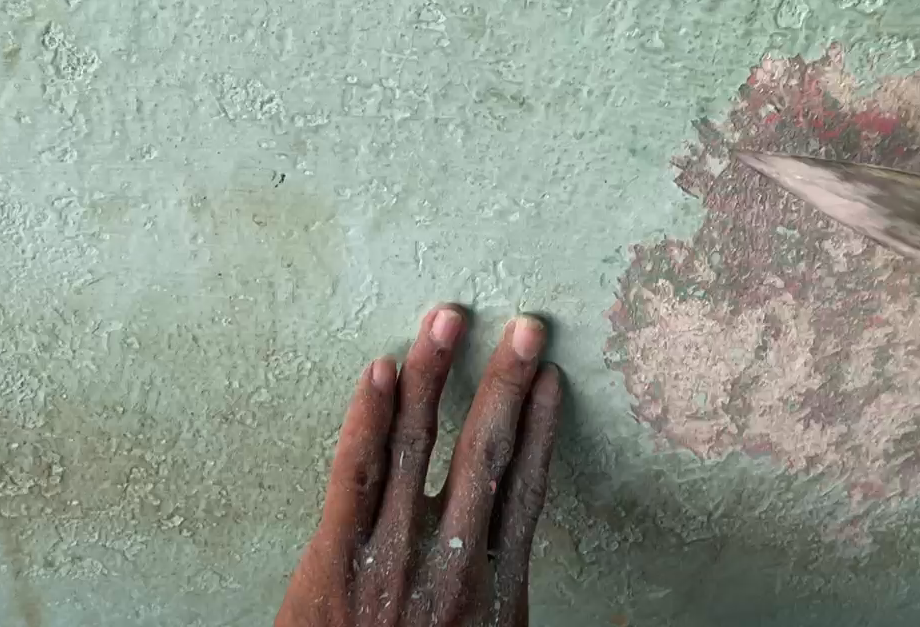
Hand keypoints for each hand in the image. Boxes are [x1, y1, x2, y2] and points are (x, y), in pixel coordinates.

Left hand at [276, 306, 561, 626]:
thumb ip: (528, 611)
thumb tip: (587, 590)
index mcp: (493, 586)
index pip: (528, 485)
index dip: (542, 424)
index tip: (551, 377)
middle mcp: (450, 560)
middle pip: (486, 449)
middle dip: (507, 381)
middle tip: (525, 326)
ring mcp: (390, 554)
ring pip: (419, 443)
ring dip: (437, 374)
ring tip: (448, 321)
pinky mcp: (333, 558)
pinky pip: (355, 471)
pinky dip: (369, 417)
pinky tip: (381, 370)